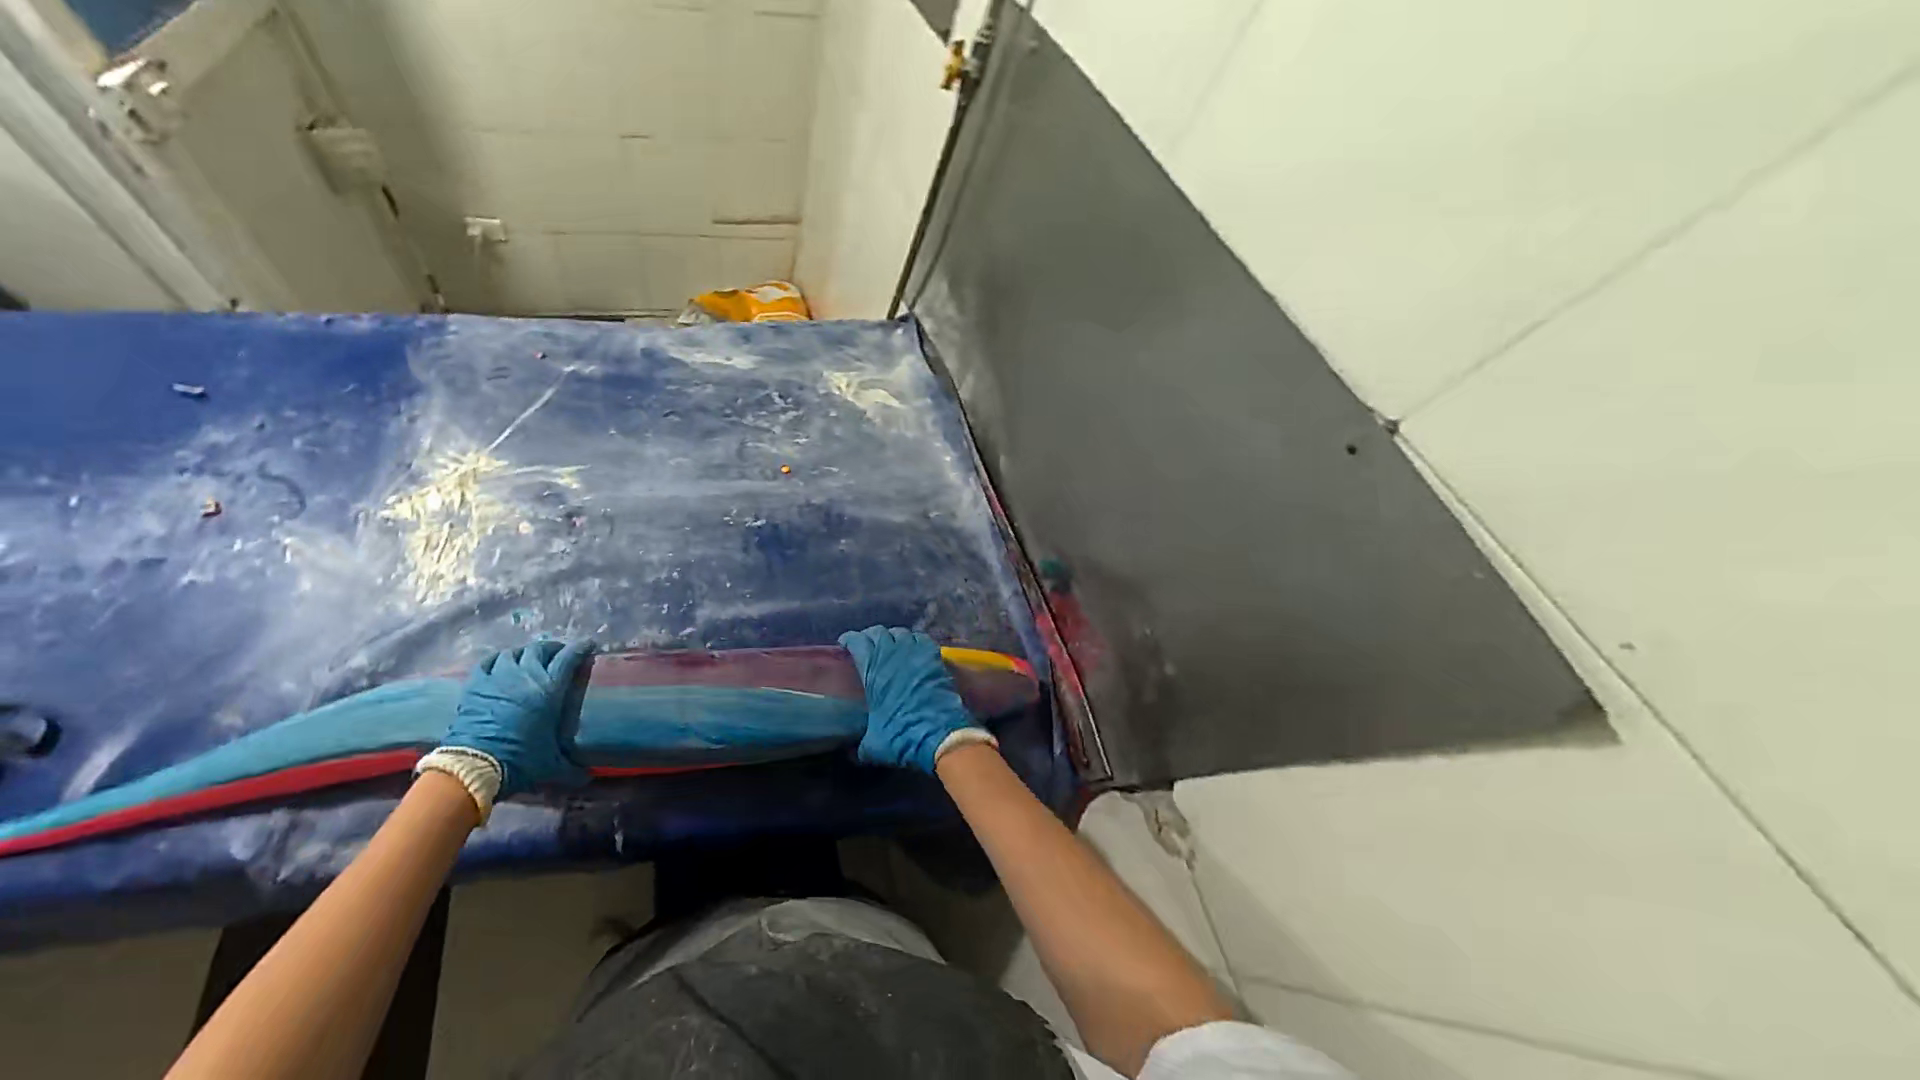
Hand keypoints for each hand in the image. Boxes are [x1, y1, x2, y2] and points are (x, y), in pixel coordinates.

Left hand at [444, 640, 591, 795]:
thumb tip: (588, 777)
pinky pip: (488, 662)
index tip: (588, 645)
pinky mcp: (476, 685)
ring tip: (528, 660)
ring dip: (524, 653)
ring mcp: (499, 677)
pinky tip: (500, 665)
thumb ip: (572, 769)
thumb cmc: (520, 759)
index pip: (569, 656)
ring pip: (514, 653)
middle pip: (540, 649)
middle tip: (558, 654)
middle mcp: (526, 675)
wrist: (474, 765)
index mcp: (550, 688)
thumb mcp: (552, 764)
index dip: (581, 648)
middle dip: (552, 648)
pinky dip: (497, 660)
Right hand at [839, 626, 984, 772]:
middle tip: (867, 646)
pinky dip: (915, 641)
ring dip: (893, 637)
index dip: (849, 640)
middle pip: (879, 632)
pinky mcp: (935, 659)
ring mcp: (916, 654)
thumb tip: (854, 752)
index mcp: (873, 669)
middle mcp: (894, 655)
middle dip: (870, 636)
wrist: (941, 734)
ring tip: (890, 646)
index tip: (845, 645)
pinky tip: (913, 650)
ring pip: (901, 633)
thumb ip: (861, 744)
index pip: (857, 642)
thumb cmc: (902, 736)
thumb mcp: (873, 745)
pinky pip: (922, 640)